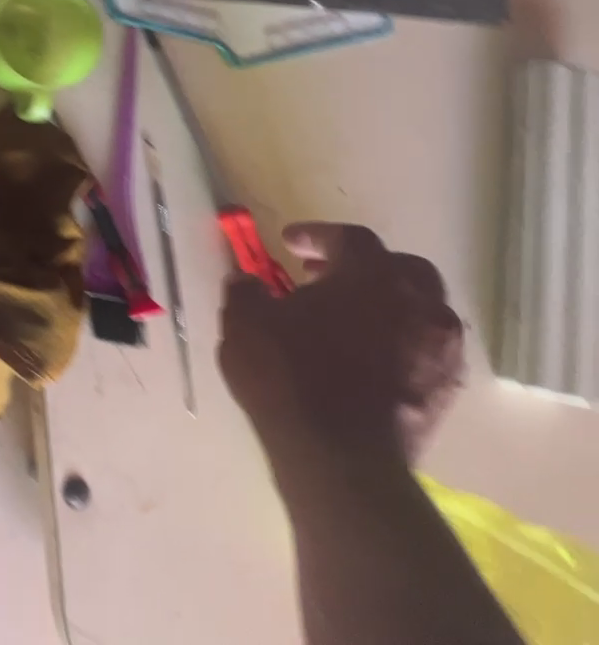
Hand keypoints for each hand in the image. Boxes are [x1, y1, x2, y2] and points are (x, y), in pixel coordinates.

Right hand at [219, 223, 464, 469]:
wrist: (338, 452)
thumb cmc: (286, 374)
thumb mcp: (243, 322)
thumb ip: (246, 291)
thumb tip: (247, 280)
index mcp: (371, 278)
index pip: (351, 238)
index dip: (317, 235)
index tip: (288, 242)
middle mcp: (419, 305)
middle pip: (402, 267)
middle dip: (363, 265)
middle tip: (322, 277)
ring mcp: (440, 347)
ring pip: (421, 307)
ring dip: (384, 303)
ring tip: (343, 318)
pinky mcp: (445, 385)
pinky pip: (424, 345)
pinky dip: (396, 338)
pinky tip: (361, 354)